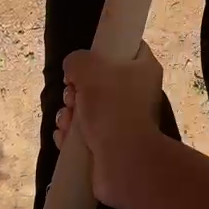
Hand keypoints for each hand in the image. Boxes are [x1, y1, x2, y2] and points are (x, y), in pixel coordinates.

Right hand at [55, 45, 164, 204]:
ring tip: (68, 121)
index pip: (128, 48)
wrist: (122, 161)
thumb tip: (73, 70)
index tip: (87, 58)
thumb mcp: (89, 69)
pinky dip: (71, 135)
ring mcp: (123, 121)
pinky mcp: (109, 145)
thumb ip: (77, 61)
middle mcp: (137, 93)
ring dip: (70, 113)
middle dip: (76, 89)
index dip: (105, 50)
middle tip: (73, 96)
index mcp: (144, 69)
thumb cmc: (112, 106)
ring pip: (87, 108)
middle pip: (99, 80)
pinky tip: (64, 137)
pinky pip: (83, 133)